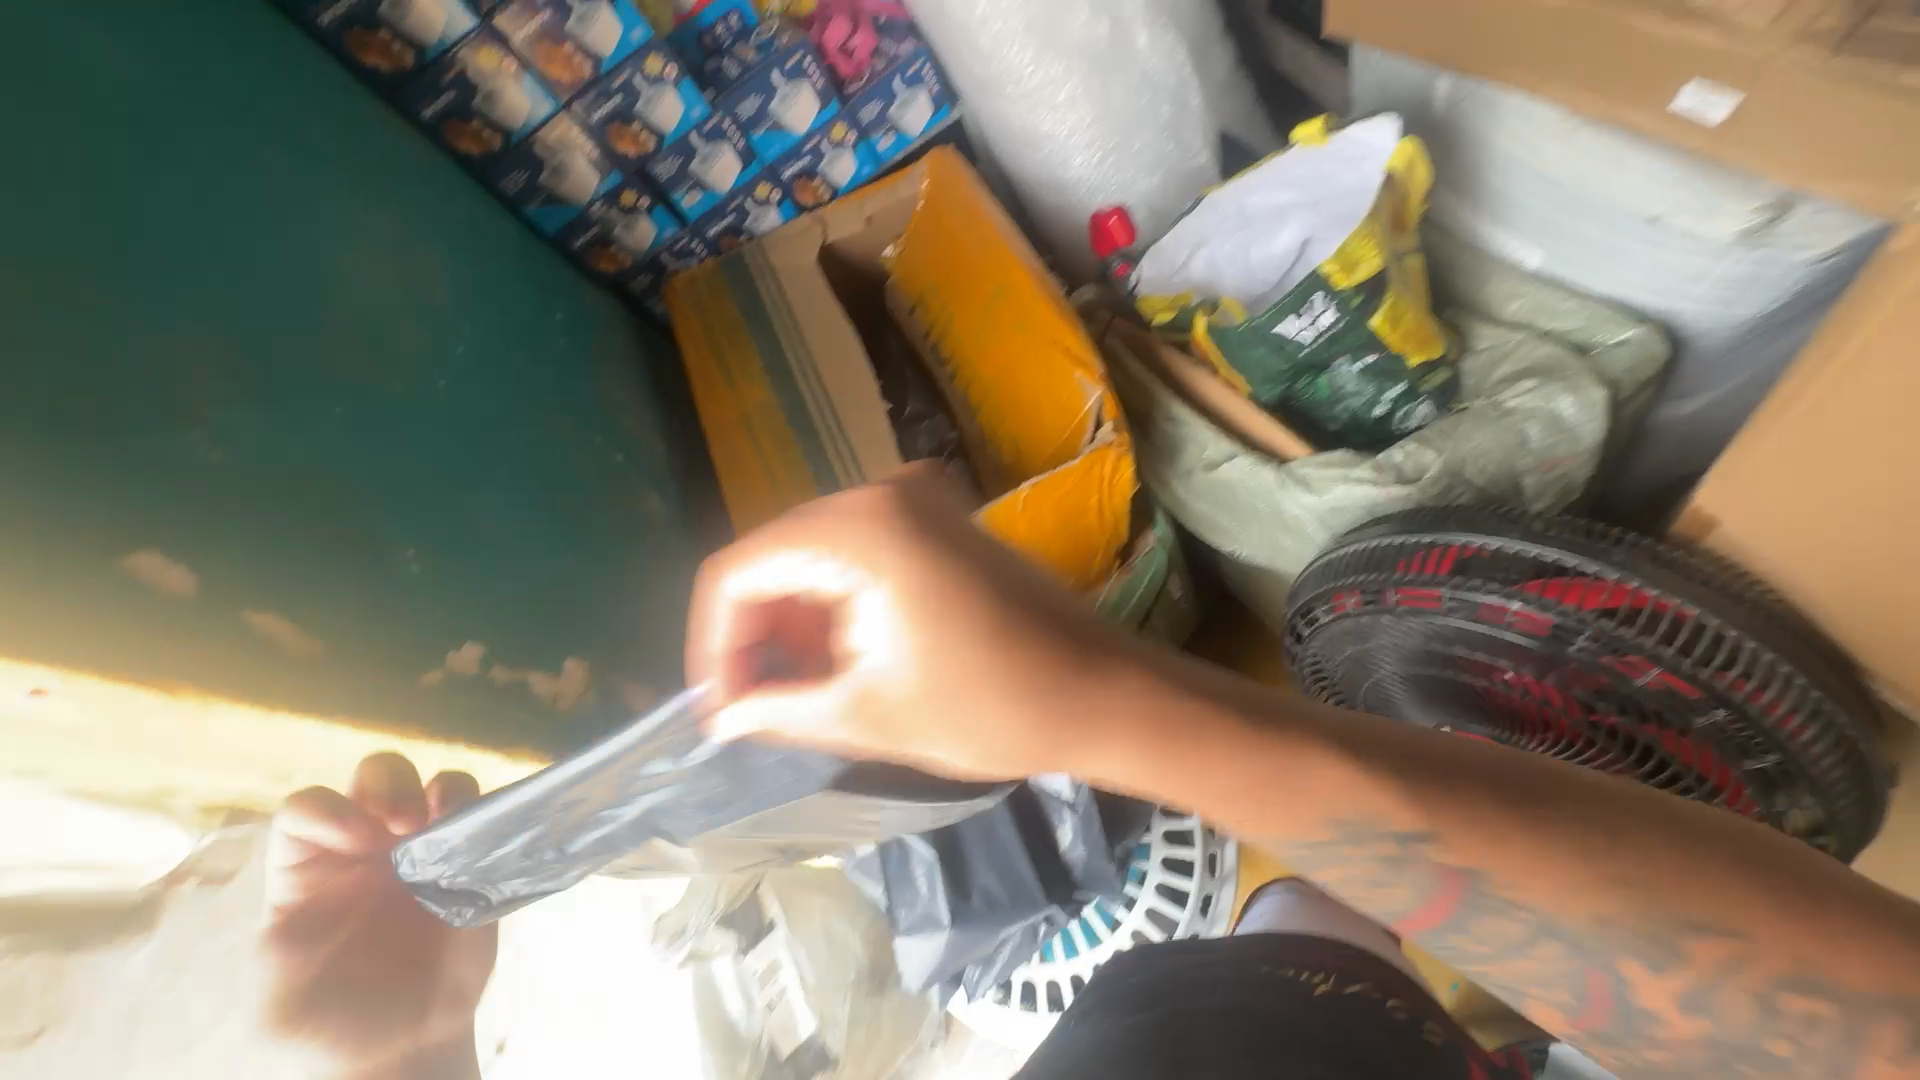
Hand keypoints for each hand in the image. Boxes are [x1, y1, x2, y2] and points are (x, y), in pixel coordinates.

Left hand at [263, 753, 494, 1079]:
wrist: (402, 1047)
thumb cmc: (330, 1028)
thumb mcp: (278, 1004)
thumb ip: (281, 951)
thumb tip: (305, 906)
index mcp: (311, 870)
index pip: (308, 810)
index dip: (329, 810)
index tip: (358, 841)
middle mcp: (371, 847)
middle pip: (377, 775)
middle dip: (391, 784)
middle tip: (403, 824)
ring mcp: (427, 850)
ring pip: (439, 784)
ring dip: (444, 791)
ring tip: (444, 826)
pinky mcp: (474, 862)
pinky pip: (486, 816)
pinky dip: (487, 811)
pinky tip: (480, 834)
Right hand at [686, 464, 1137, 780]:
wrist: (1103, 690)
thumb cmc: (992, 708)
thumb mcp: (867, 715)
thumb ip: (777, 709)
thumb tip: (723, 715)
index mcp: (858, 527)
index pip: (738, 571)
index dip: (714, 644)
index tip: (721, 709)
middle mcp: (880, 491)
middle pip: (775, 557)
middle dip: (757, 636)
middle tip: (759, 707)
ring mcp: (916, 497)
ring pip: (814, 556)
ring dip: (796, 623)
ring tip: (804, 692)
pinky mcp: (939, 518)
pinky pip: (857, 552)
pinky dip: (837, 603)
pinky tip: (847, 657)